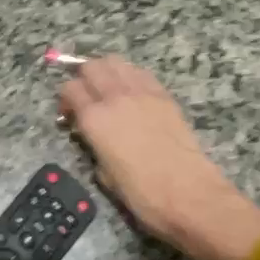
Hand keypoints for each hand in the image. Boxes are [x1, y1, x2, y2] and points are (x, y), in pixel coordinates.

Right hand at [59, 56, 259, 259]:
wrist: (193, 198)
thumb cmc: (146, 197)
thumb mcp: (107, 177)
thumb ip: (95, 149)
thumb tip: (93, 140)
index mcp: (95, 119)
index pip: (69, 89)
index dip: (65, 100)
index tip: (69, 114)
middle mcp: (114, 97)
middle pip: (90, 66)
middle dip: (83, 78)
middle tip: (87, 96)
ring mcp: (141, 93)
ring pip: (115, 62)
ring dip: (106, 70)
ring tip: (109, 87)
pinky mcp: (164, 96)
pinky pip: (141, 73)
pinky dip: (131, 76)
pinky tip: (134, 92)